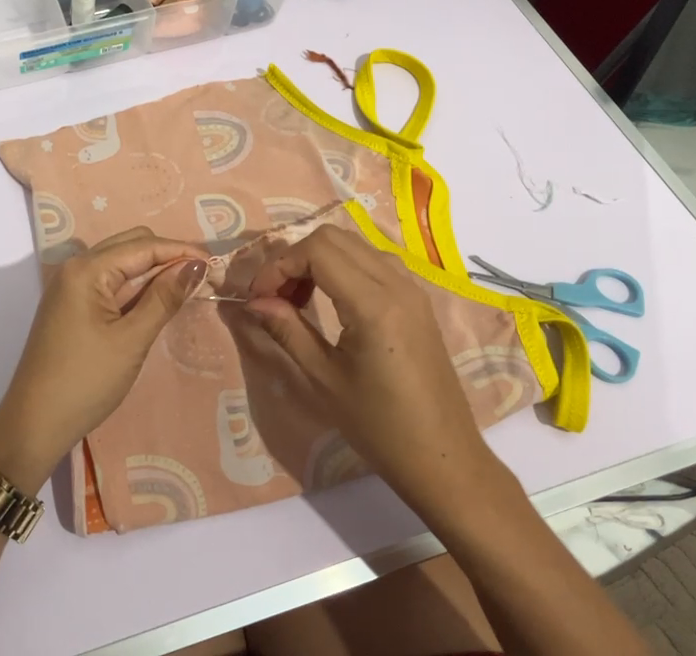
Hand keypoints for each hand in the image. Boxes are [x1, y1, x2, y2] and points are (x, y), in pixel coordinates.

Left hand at [0, 229, 207, 491]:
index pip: (143, 246)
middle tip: (203, 277)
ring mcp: (70, 286)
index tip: (216, 263)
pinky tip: (156, 299)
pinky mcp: (71, 305)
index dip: (181, 251)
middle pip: (130, 245)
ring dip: (152, 269)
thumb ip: (164, 298)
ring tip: (186, 286)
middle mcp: (75, 267)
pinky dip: (135, 285)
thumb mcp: (131, 340)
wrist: (35, 423)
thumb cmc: (86, 381)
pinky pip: (109, 281)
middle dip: (167, 255)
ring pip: (120, 262)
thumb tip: (195, 265)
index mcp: (86, 269)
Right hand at [241, 226, 500, 509]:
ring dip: (319, 260)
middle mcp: (397, 285)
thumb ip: (287, 330)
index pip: (316, 250)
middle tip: (274, 297)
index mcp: (374, 304)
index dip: (278, 266)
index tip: (258, 298)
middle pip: (333, 237)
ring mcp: (412, 290)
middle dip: (295, 258)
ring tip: (297, 300)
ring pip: (354, 245)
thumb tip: (253, 302)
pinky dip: (343, 268)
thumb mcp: (324, 379)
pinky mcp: (417, 301)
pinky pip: (374, 262)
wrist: (443, 458)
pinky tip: (330, 302)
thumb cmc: (379, 426)